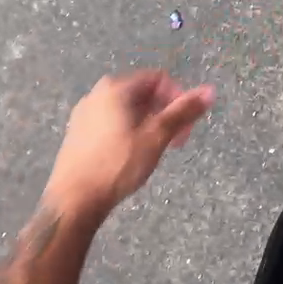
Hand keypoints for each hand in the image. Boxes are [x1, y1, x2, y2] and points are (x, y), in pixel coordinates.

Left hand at [42, 70, 214, 220]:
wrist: (71, 204)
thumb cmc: (116, 165)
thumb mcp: (156, 136)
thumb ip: (183, 111)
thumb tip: (211, 90)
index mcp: (115, 88)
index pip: (159, 79)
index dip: (178, 98)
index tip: (186, 124)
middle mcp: (96, 95)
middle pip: (143, 94)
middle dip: (165, 113)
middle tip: (176, 139)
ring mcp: (83, 115)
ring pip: (128, 110)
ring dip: (149, 124)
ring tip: (157, 149)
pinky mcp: (77, 135)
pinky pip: (112, 123)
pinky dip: (130, 132)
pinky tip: (133, 156)